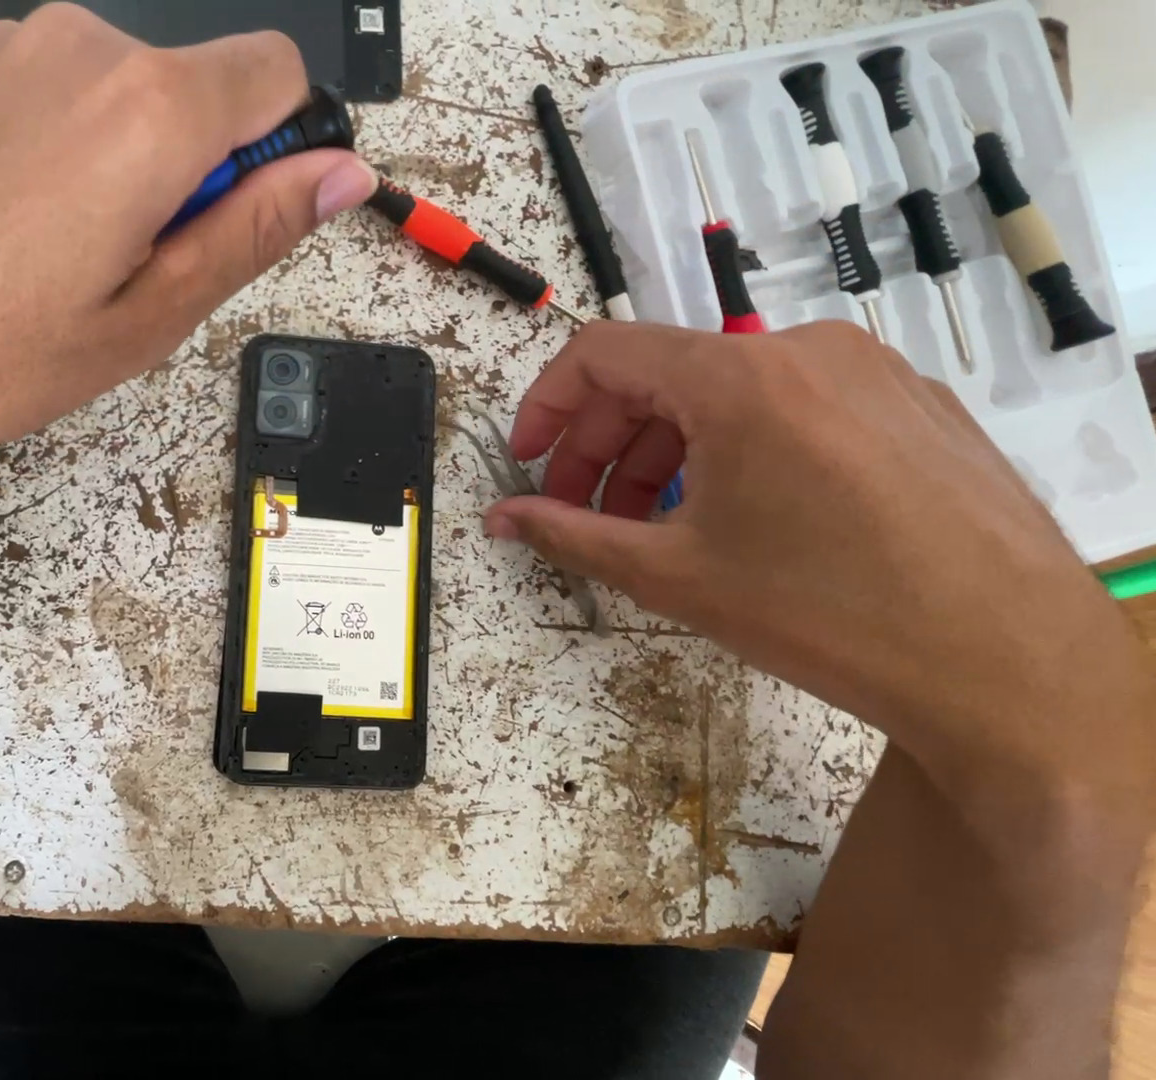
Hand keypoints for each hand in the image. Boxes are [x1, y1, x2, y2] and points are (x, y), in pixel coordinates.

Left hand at [0, 4, 375, 536]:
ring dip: (113, 167)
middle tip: (124, 270)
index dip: (280, 146)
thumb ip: (252, 233)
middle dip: (186, 170)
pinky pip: (36, 97)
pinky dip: (47, 154)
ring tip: (48, 261)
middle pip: (188, 86)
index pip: (276, 72)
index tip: (235, 215)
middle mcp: (76, 51)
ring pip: (110, 95)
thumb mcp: (144, 320)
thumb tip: (336, 174)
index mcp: (146, 114)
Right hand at [484, 320, 1153, 804]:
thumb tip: (498, 518)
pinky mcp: (910, 404)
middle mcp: (804, 350)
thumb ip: (567, 533)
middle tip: (579, 512)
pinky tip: (736, 515)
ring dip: (662, 451)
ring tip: (652, 524)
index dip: (545, 405)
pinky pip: (787, 405)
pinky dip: (730, 448)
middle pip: (660, 374)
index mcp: (739, 378)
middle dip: (601, 443)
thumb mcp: (671, 574)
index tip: (526, 463)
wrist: (1015, 668)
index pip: (601, 352)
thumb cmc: (822, 613)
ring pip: (722, 392)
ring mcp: (868, 372)